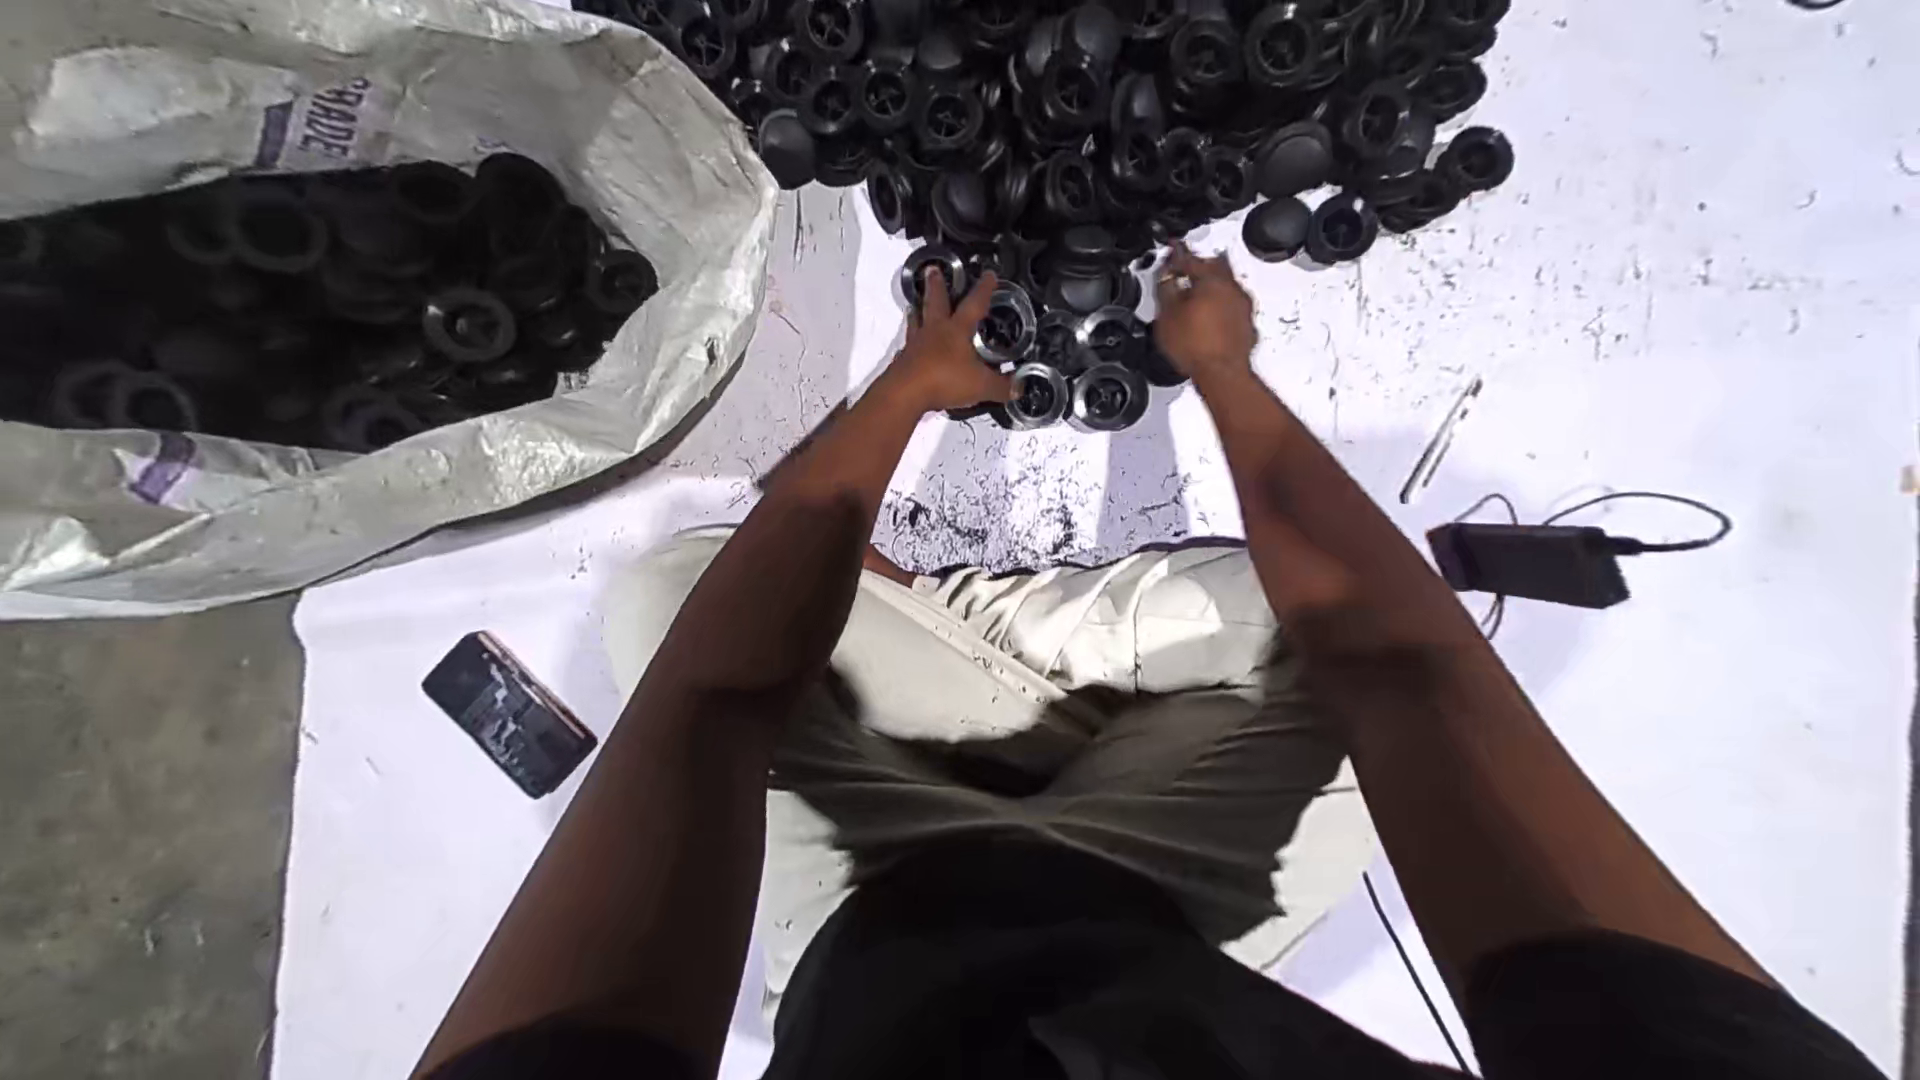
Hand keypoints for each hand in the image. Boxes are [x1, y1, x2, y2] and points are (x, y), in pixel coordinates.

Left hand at [875, 268, 1012, 413]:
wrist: (905, 394)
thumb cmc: (945, 380)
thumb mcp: (982, 386)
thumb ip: (1002, 387)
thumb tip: (1019, 388)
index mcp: (956, 330)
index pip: (974, 304)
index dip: (984, 289)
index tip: (988, 275)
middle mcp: (934, 331)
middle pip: (935, 302)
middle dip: (937, 285)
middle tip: (933, 270)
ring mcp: (915, 345)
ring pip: (916, 321)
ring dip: (917, 310)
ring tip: (915, 305)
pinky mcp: (903, 361)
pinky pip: (907, 347)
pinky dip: (910, 343)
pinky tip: (910, 346)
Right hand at [1153, 242, 1255, 383]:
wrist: (1220, 374)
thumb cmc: (1196, 347)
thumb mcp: (1167, 316)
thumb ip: (1166, 290)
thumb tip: (1165, 276)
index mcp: (1211, 279)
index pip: (1190, 258)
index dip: (1176, 255)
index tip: (1170, 252)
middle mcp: (1232, 287)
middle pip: (1215, 265)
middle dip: (1199, 265)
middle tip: (1185, 270)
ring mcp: (1243, 306)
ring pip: (1226, 285)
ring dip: (1210, 286)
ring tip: (1195, 296)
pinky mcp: (1247, 324)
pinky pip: (1232, 306)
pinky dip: (1219, 306)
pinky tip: (1209, 318)